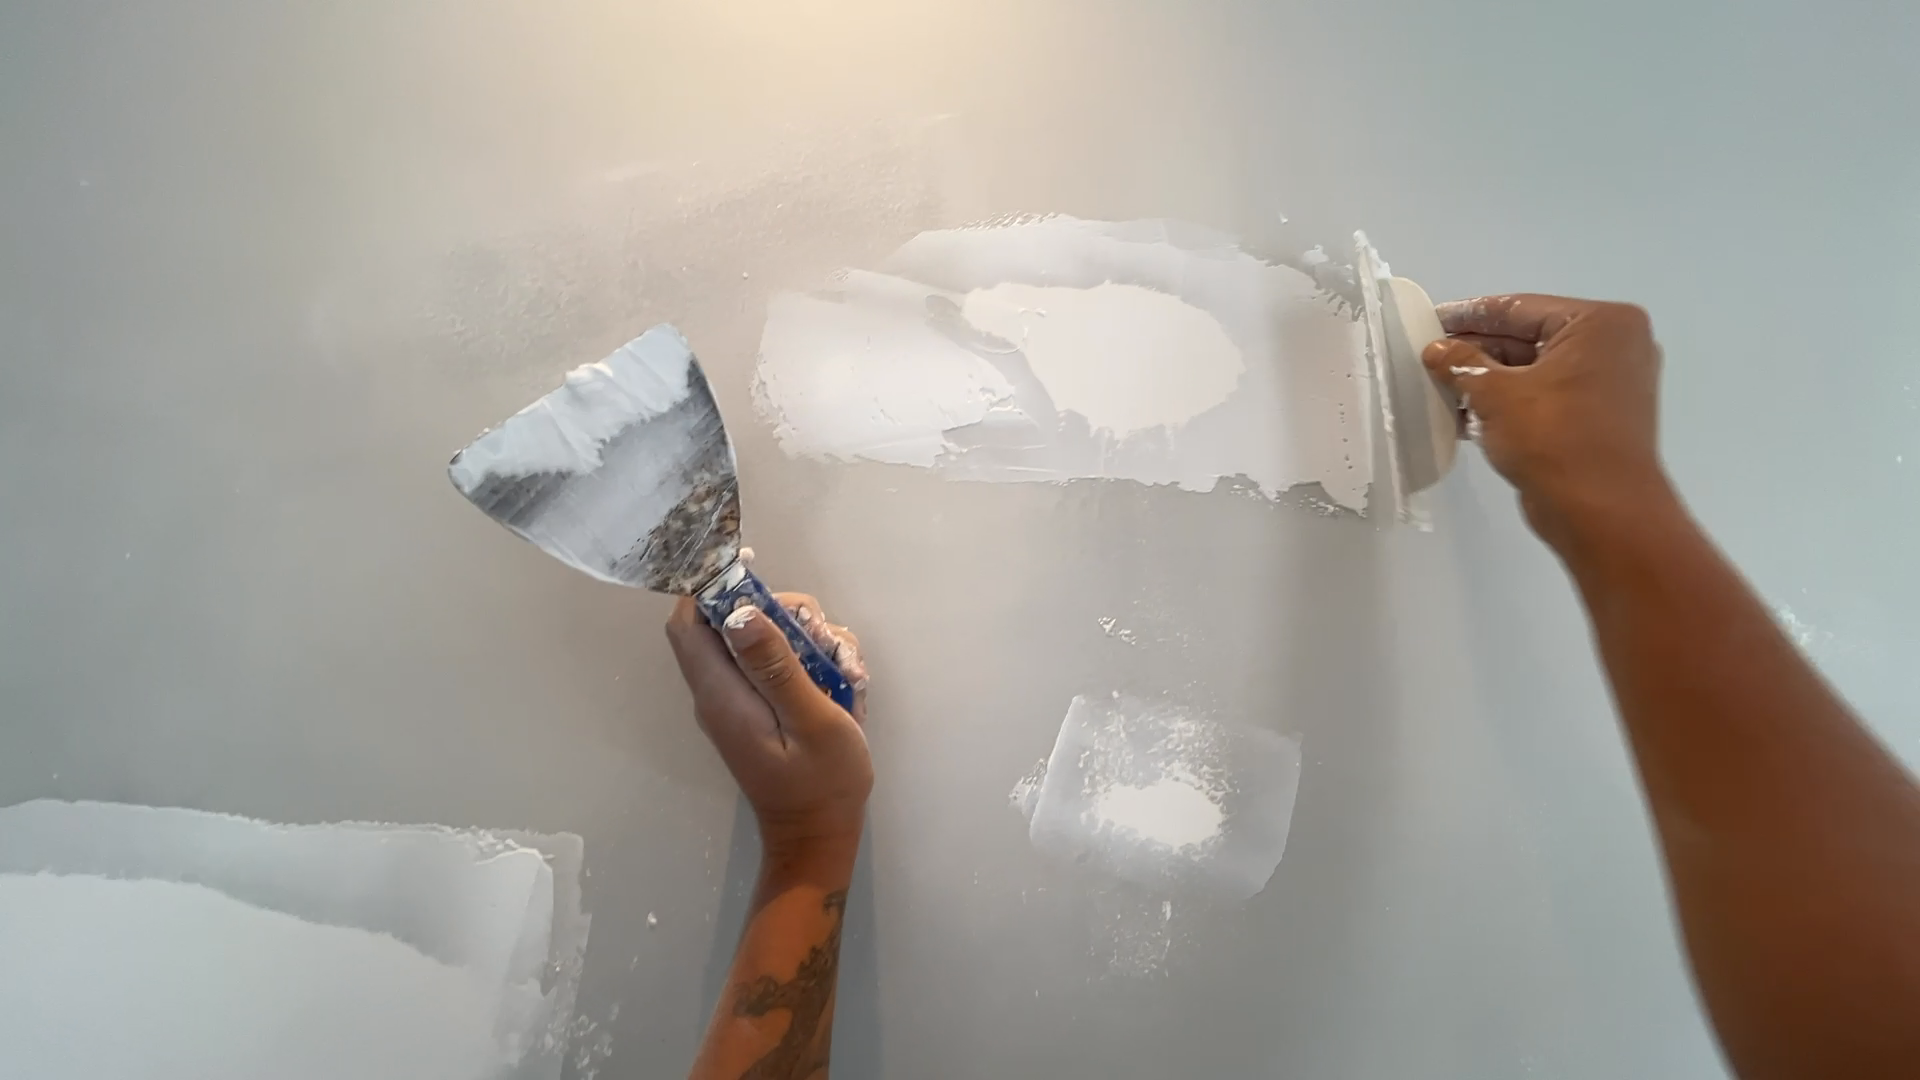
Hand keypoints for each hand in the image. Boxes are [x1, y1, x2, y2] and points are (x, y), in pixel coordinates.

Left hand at [665, 592, 872, 855]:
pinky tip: (849, 681)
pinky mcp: (767, 704)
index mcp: (723, 694)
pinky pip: (785, 662)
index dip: (712, 587)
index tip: (755, 571)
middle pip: (738, 621)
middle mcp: (724, 691)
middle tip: (827, 637)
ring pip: (771, 637)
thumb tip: (738, 613)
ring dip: (814, 639)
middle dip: (788, 615)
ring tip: (850, 669)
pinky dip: (818, 660)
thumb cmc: (822, 783)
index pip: (689, 622)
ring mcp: (746, 698)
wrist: (822, 835)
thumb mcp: (810, 721)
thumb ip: (776, 667)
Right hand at [1422, 294, 1672, 543]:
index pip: (1519, 308)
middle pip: (1527, 337)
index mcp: (1600, 324)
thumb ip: (1461, 364)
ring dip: (1486, 378)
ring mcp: (1607, 382)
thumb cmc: (1551, 436)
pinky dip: (1505, 400)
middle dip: (1476, 349)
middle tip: (1428, 356)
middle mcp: (1612, 345)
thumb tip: (1436, 349)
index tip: (1429, 320)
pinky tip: (1464, 413)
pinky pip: (1541, 394)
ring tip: (1438, 385)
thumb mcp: (1495, 393)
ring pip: (1532, 369)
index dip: (1468, 315)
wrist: (1597, 506)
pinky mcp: (1595, 415)